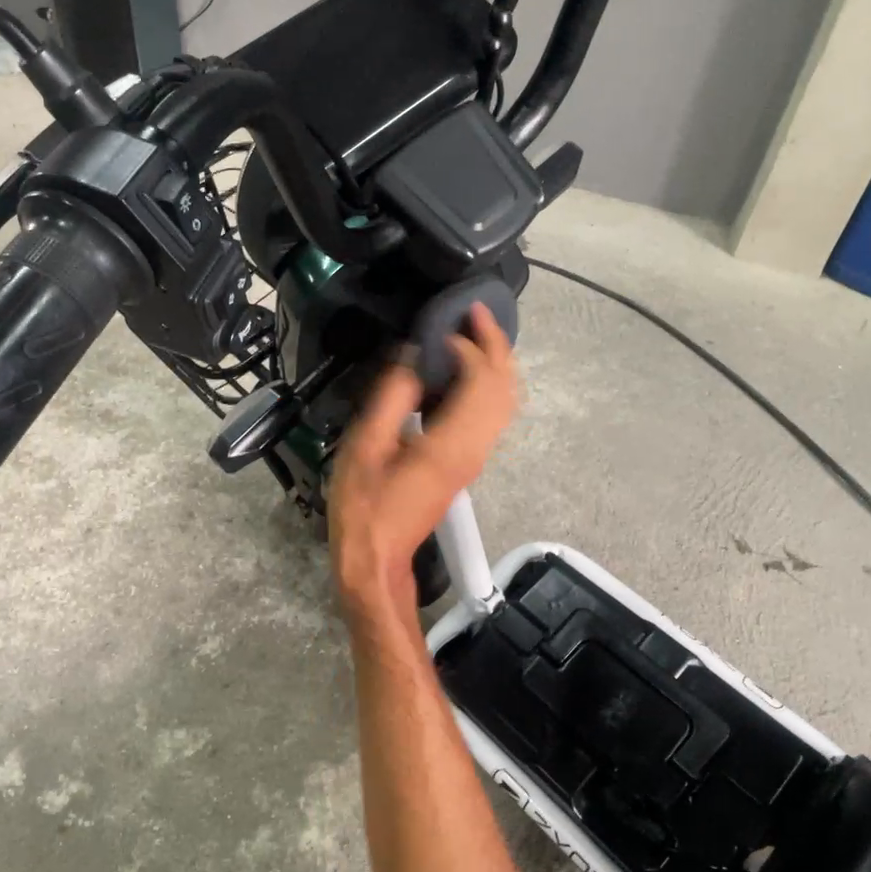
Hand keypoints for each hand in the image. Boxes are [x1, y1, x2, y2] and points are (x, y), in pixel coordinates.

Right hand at [328, 303, 518, 625]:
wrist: (376, 558)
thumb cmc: (364, 505)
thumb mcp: (366, 446)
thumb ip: (392, 397)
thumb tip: (412, 357)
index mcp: (452, 442)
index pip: (480, 379)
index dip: (466, 346)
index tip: (440, 327)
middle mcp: (475, 448)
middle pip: (506, 388)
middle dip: (496, 345)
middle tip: (476, 313)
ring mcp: (475, 458)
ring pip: (506, 403)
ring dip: (497, 364)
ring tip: (475, 335)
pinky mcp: (467, 464)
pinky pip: (492, 416)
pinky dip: (488, 386)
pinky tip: (464, 374)